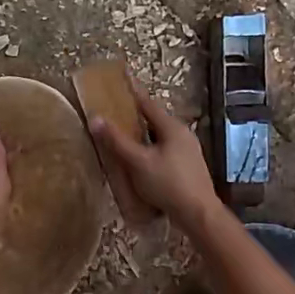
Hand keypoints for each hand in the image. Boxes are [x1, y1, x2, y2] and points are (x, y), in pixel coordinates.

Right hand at [88, 79, 220, 230]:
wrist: (199, 214)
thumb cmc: (168, 184)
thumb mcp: (138, 162)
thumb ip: (117, 141)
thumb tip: (95, 119)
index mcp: (172, 128)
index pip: (148, 104)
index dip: (133, 92)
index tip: (122, 78)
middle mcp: (182, 135)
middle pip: (154, 119)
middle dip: (135, 114)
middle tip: (116, 109)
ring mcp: (187, 151)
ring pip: (159, 136)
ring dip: (142, 133)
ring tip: (123, 134)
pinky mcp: (187, 166)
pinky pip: (163, 149)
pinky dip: (149, 147)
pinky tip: (139, 158)